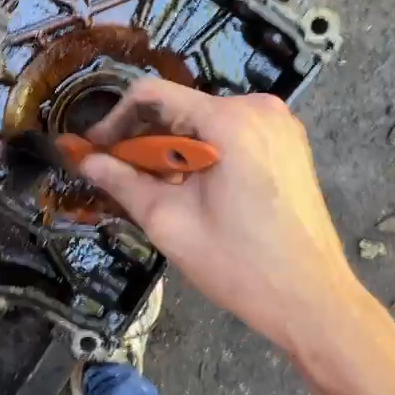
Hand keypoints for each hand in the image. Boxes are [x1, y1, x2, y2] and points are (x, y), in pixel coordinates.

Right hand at [78, 79, 368, 359]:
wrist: (312, 300)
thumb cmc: (239, 264)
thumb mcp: (168, 221)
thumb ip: (121, 182)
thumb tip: (82, 159)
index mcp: (229, 120)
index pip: (151, 94)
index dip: (113, 119)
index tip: (94, 150)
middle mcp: (258, 108)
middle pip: (177, 106)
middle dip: (141, 138)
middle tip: (118, 175)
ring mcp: (278, 124)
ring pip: (200, 120)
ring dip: (168, 148)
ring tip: (152, 188)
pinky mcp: (286, 142)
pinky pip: (227, 132)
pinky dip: (199, 152)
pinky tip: (189, 188)